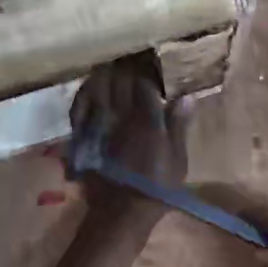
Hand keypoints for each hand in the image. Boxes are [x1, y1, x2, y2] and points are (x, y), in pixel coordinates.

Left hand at [70, 55, 188, 227]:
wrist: (121, 212)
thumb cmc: (157, 188)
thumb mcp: (178, 160)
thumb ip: (179, 127)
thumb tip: (187, 97)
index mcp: (146, 121)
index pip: (144, 82)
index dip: (147, 65)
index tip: (151, 54)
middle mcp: (120, 116)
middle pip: (119, 80)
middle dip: (125, 64)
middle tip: (131, 54)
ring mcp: (98, 124)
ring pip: (97, 88)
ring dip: (104, 72)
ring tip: (111, 62)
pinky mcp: (83, 135)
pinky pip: (80, 106)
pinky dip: (85, 91)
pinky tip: (90, 85)